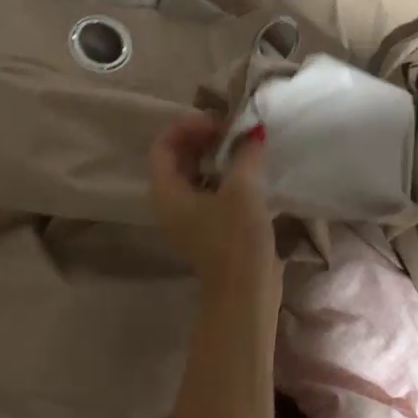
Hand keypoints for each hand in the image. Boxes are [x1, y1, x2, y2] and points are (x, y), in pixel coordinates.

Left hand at [149, 112, 279, 296]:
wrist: (245, 294)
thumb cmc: (235, 238)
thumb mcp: (242, 189)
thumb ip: (245, 154)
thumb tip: (254, 132)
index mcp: (167, 193)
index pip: (162, 146)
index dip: (187, 126)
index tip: (217, 123)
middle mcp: (171, 204)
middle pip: (177, 158)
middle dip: (202, 138)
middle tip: (232, 130)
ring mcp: (190, 219)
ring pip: (195, 175)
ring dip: (215, 155)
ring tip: (243, 145)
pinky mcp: (210, 229)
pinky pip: (210, 190)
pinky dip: (224, 174)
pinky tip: (250, 170)